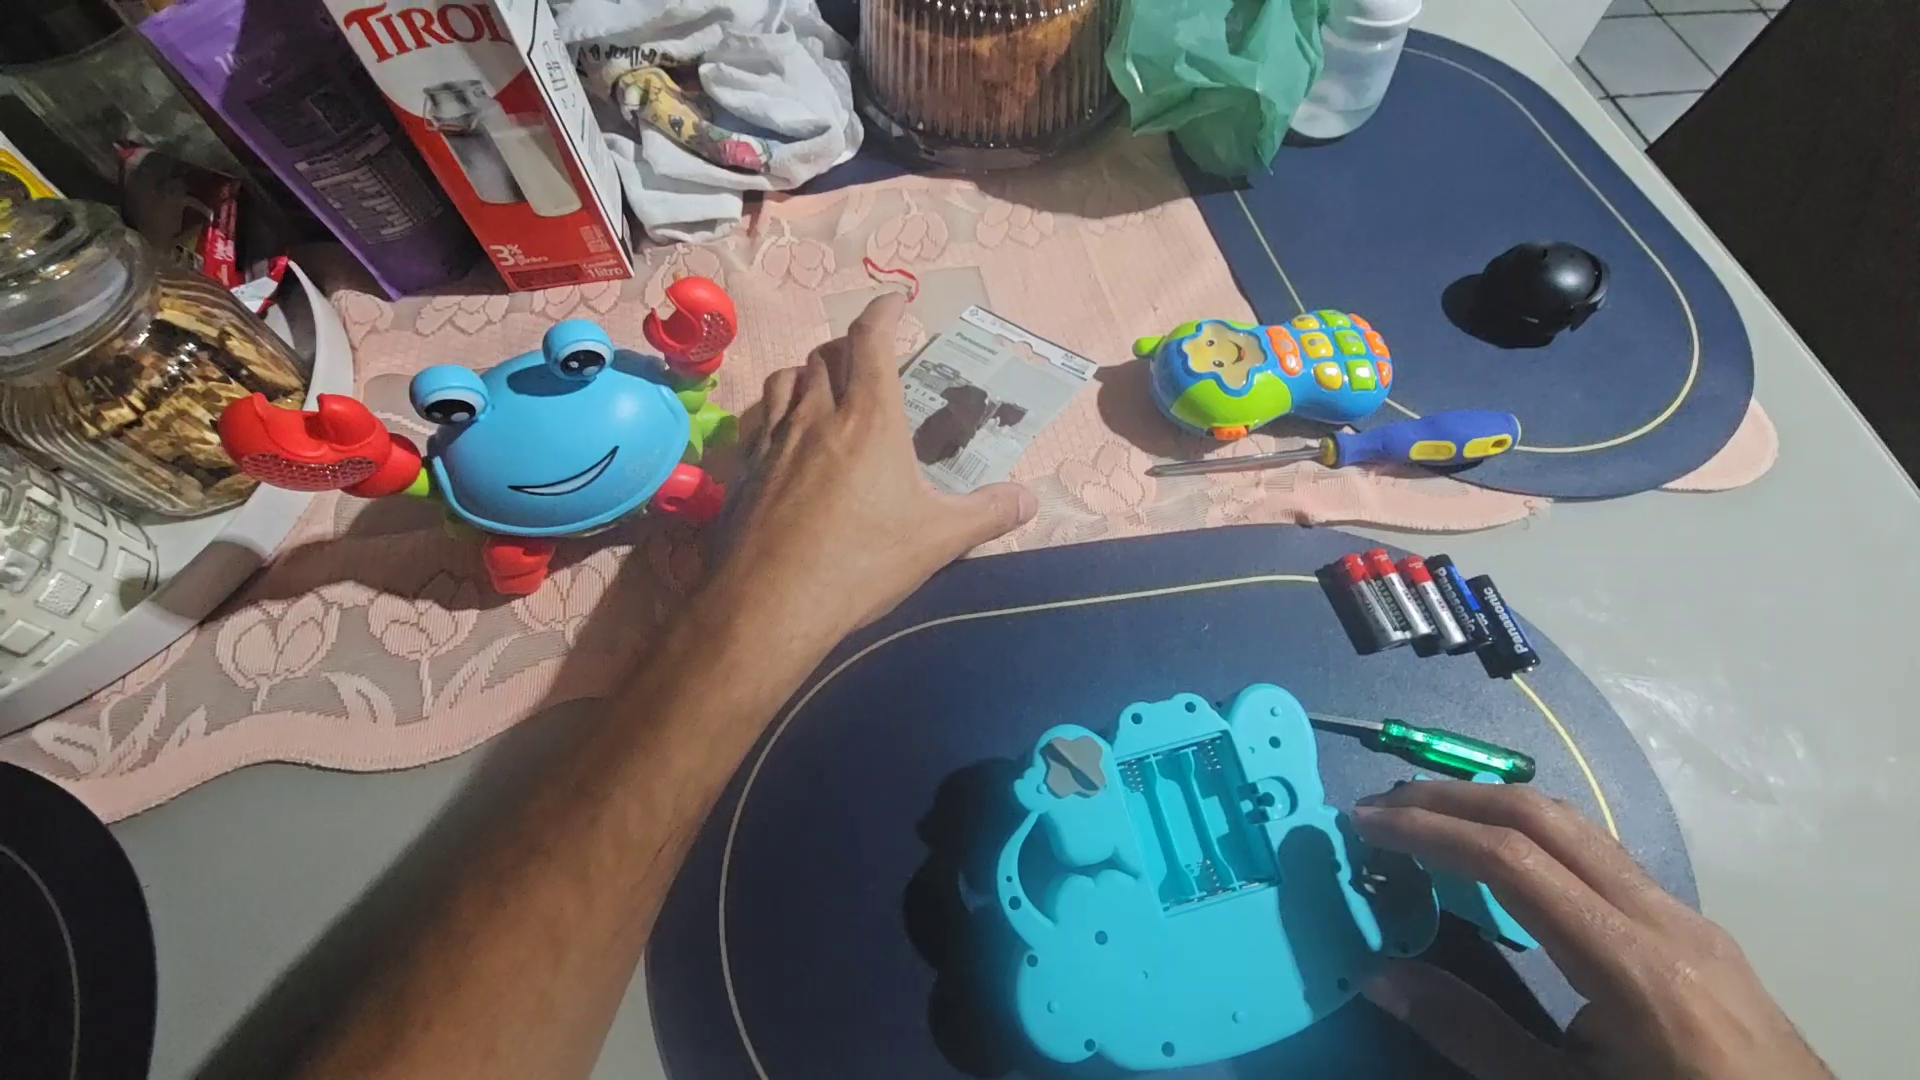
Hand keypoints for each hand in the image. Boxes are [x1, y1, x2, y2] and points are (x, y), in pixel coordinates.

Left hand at [705, 292, 1036, 641]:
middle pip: (827, 355)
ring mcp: (775, 441)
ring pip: (786, 379)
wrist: (771, 604)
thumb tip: (1029, 501)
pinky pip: (760, 419)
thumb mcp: (938, 540)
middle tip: (870, 361)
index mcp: (870, 419)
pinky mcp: (747, 470)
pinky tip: (787, 438)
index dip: (885, 310)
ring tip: (826, 390)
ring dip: (809, 373)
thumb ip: (987, 514)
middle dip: (850, 346)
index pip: (872, 339)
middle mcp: (817, 416)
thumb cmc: (862, 562)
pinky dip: (778, 411)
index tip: (898, 300)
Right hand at [1351, 782, 1831, 1079]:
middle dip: (1449, 799)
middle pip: (1540, 816)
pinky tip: (1494, 850)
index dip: (1427, 830)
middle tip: (1382, 807)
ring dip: (1487, 804)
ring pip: (1572, 820)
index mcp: (1633, 967)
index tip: (1366, 824)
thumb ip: (1468, 1032)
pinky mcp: (1691, 923)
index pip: (1510, 859)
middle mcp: (1663, 919)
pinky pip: (1594, 847)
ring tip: (1425, 816)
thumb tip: (1375, 972)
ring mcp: (1684, 915)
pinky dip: (1526, 828)